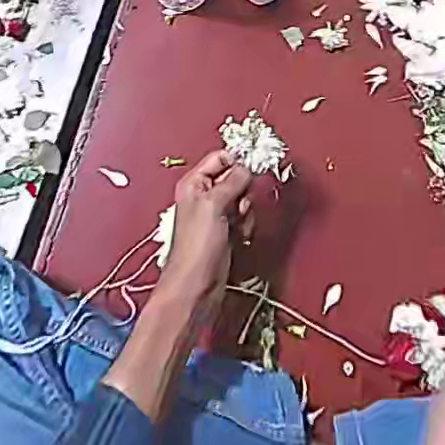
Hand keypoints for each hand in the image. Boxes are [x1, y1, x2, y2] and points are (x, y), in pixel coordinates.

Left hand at [158, 150, 253, 309]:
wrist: (197, 286)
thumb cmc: (197, 246)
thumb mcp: (213, 204)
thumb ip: (232, 181)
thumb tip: (246, 167)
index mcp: (194, 183)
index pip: (221, 158)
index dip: (236, 163)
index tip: (249, 173)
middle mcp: (204, 194)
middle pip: (234, 177)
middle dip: (243, 190)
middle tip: (239, 204)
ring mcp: (216, 213)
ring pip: (242, 197)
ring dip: (245, 210)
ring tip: (237, 223)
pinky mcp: (226, 229)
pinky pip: (244, 216)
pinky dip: (245, 224)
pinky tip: (239, 234)